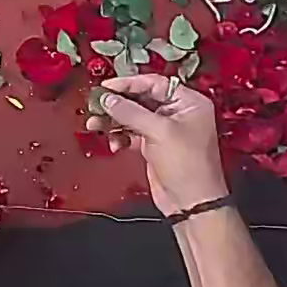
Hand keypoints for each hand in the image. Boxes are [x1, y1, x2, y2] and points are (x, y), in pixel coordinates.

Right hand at [86, 75, 229, 214]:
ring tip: (95, 123)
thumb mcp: (160, 132)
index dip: (129, 84)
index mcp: (189, 102)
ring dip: (113, 120)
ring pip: (133, 116)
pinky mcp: (153, 145)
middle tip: (97, 104)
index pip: (155, 83)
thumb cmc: (190, 167)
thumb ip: (131, 112)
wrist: (191, 203)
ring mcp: (165, 129)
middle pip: (141, 98)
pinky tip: (112, 142)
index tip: (107, 87)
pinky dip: (119, 136)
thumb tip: (109, 98)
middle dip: (117, 103)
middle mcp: (177, 113)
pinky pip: (131, 133)